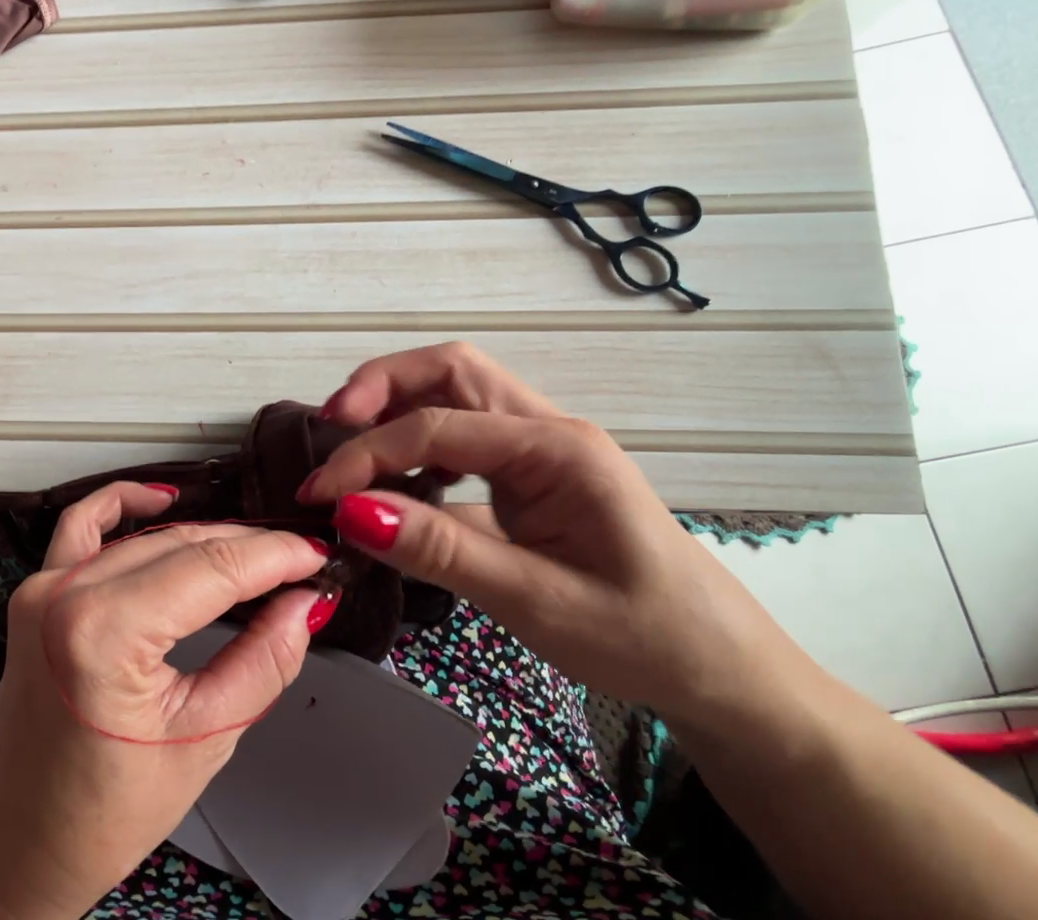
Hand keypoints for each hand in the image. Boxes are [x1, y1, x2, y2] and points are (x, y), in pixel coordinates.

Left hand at [0, 483, 328, 917]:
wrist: (27, 833)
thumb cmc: (102, 809)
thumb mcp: (204, 738)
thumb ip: (263, 659)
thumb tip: (304, 603)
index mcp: (103, 633)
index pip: (212, 568)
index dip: (276, 557)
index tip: (317, 557)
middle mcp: (65, 595)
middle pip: (181, 543)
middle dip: (249, 549)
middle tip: (300, 564)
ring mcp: (43, 587)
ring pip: (145, 535)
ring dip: (205, 537)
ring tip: (256, 554)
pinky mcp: (36, 591)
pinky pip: (81, 526)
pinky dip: (122, 504)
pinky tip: (164, 499)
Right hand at [299, 343, 807, 725]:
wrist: (719, 667)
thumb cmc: (641, 636)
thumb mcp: (536, 601)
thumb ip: (442, 551)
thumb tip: (349, 510)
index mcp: (558, 450)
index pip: (436, 426)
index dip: (367, 454)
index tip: (318, 495)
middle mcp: (548, 430)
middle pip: (450, 370)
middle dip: (379, 387)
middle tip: (328, 431)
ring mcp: (541, 449)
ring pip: (455, 394)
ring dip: (395, 409)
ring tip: (349, 454)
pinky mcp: (532, 475)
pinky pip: (463, 435)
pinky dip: (416, 444)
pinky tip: (396, 486)